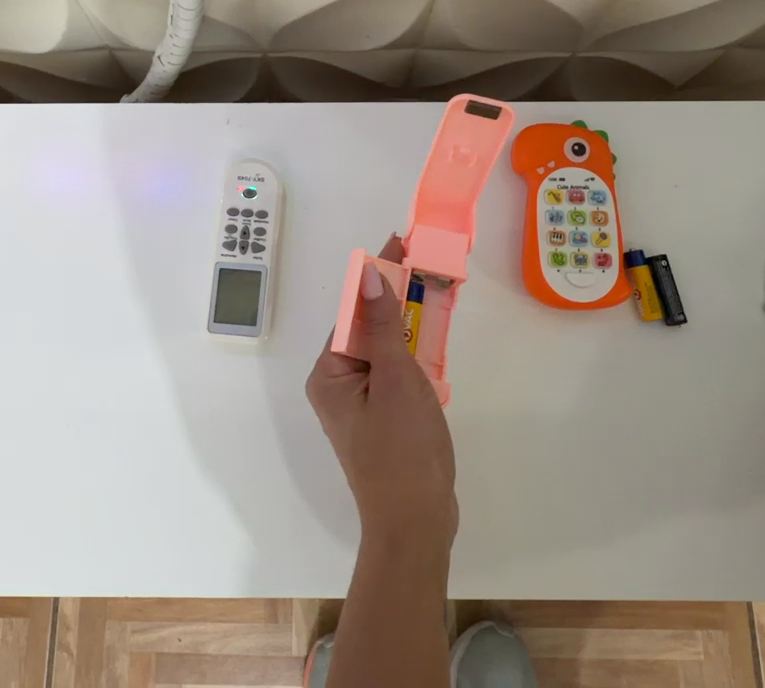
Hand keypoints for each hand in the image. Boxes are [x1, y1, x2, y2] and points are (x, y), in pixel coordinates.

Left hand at [306, 236, 456, 547]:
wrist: (416, 523)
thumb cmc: (402, 449)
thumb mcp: (394, 379)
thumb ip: (382, 326)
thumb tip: (368, 275)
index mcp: (329, 374)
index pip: (352, 310)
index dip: (377, 275)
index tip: (401, 241)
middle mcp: (338, 384)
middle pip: (367, 327)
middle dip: (396, 294)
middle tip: (426, 261)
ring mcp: (360, 403)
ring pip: (385, 347)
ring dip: (408, 321)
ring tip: (434, 288)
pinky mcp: (383, 416)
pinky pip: (396, 371)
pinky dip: (416, 351)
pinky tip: (435, 334)